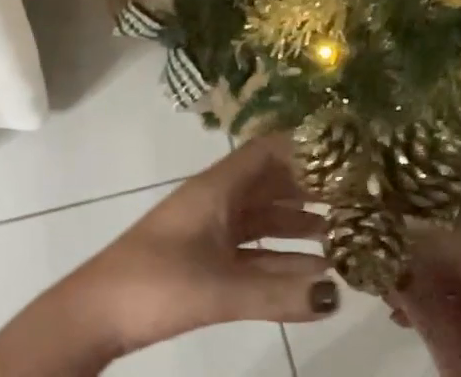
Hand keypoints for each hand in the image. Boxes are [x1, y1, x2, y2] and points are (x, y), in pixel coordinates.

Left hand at [67, 133, 339, 354]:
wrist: (97, 311)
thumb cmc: (154, 284)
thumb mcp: (219, 290)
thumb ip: (279, 293)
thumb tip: (339, 291)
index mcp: (216, 189)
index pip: (268, 151)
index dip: (307, 149)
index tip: (350, 157)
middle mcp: (216, 200)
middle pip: (271, 182)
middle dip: (314, 187)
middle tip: (362, 198)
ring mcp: (210, 229)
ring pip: (265, 216)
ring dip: (302, 222)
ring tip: (349, 233)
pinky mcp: (205, 258)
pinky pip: (254, 248)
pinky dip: (284, 255)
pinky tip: (314, 271)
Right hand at [385, 227, 460, 376]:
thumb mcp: (459, 366)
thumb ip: (426, 312)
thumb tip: (390, 266)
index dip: (421, 245)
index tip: (381, 251)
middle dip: (423, 268)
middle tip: (381, 280)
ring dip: (431, 291)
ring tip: (392, 306)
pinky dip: (447, 314)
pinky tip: (417, 324)